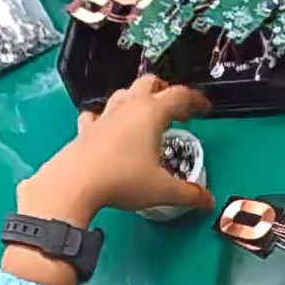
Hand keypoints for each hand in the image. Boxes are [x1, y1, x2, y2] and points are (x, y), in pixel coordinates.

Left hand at [17, 75, 213, 228]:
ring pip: (123, 94)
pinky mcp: (86, 130)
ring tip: (145, 114)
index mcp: (151, 113)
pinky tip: (107, 127)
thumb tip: (207, 201)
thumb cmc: (123, 180)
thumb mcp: (163, 190)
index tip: (205, 109)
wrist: (77, 182)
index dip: (196, 101)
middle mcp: (128, 107)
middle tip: (175, 108)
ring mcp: (105, 116)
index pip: (180, 96)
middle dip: (165, 91)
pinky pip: (97, 114)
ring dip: (137, 98)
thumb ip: (188, 194)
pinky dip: (106, 117)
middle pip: (150, 84)